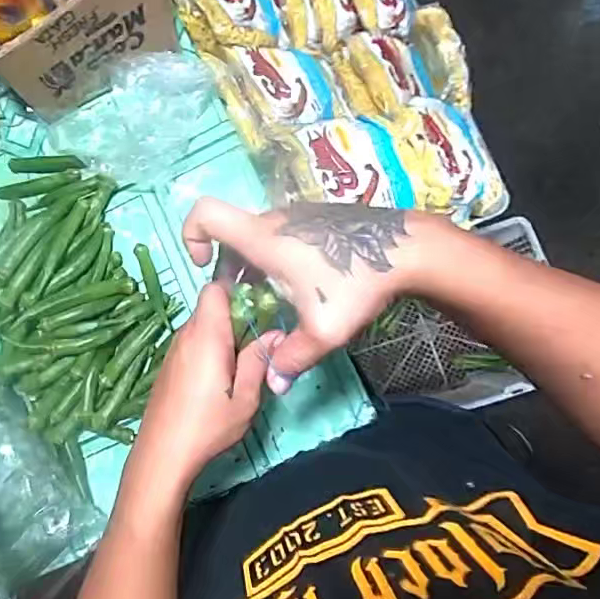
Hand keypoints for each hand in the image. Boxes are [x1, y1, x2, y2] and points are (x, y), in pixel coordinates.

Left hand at [126, 282, 279, 490]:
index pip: (216, 288)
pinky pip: (195, 343)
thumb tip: (276, 334)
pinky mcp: (170, 365)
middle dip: (238, 316)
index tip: (261, 309)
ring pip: (204, 325)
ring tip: (245, 363)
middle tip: (261, 342)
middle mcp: (186, 335)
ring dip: (225, 335)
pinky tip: (222, 378)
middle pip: (213, 306)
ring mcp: (175, 350)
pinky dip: (212, 349)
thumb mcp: (246, 398)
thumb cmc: (207, 427)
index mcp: (206, 335)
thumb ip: (260, 361)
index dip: (238, 290)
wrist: (161, 456)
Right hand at [182, 198, 440, 391]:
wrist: (408, 248)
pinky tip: (309, 284)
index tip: (203, 264)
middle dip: (230, 268)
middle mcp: (275, 219)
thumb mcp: (324, 330)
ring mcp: (299, 214)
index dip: (191, 235)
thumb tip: (274, 384)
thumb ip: (293, 358)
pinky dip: (280, 256)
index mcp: (264, 239)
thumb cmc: (357, 283)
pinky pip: (284, 233)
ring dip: (257, 265)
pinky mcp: (319, 216)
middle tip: (248, 301)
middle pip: (233, 235)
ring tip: (280, 297)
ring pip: (260, 236)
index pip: (205, 214)